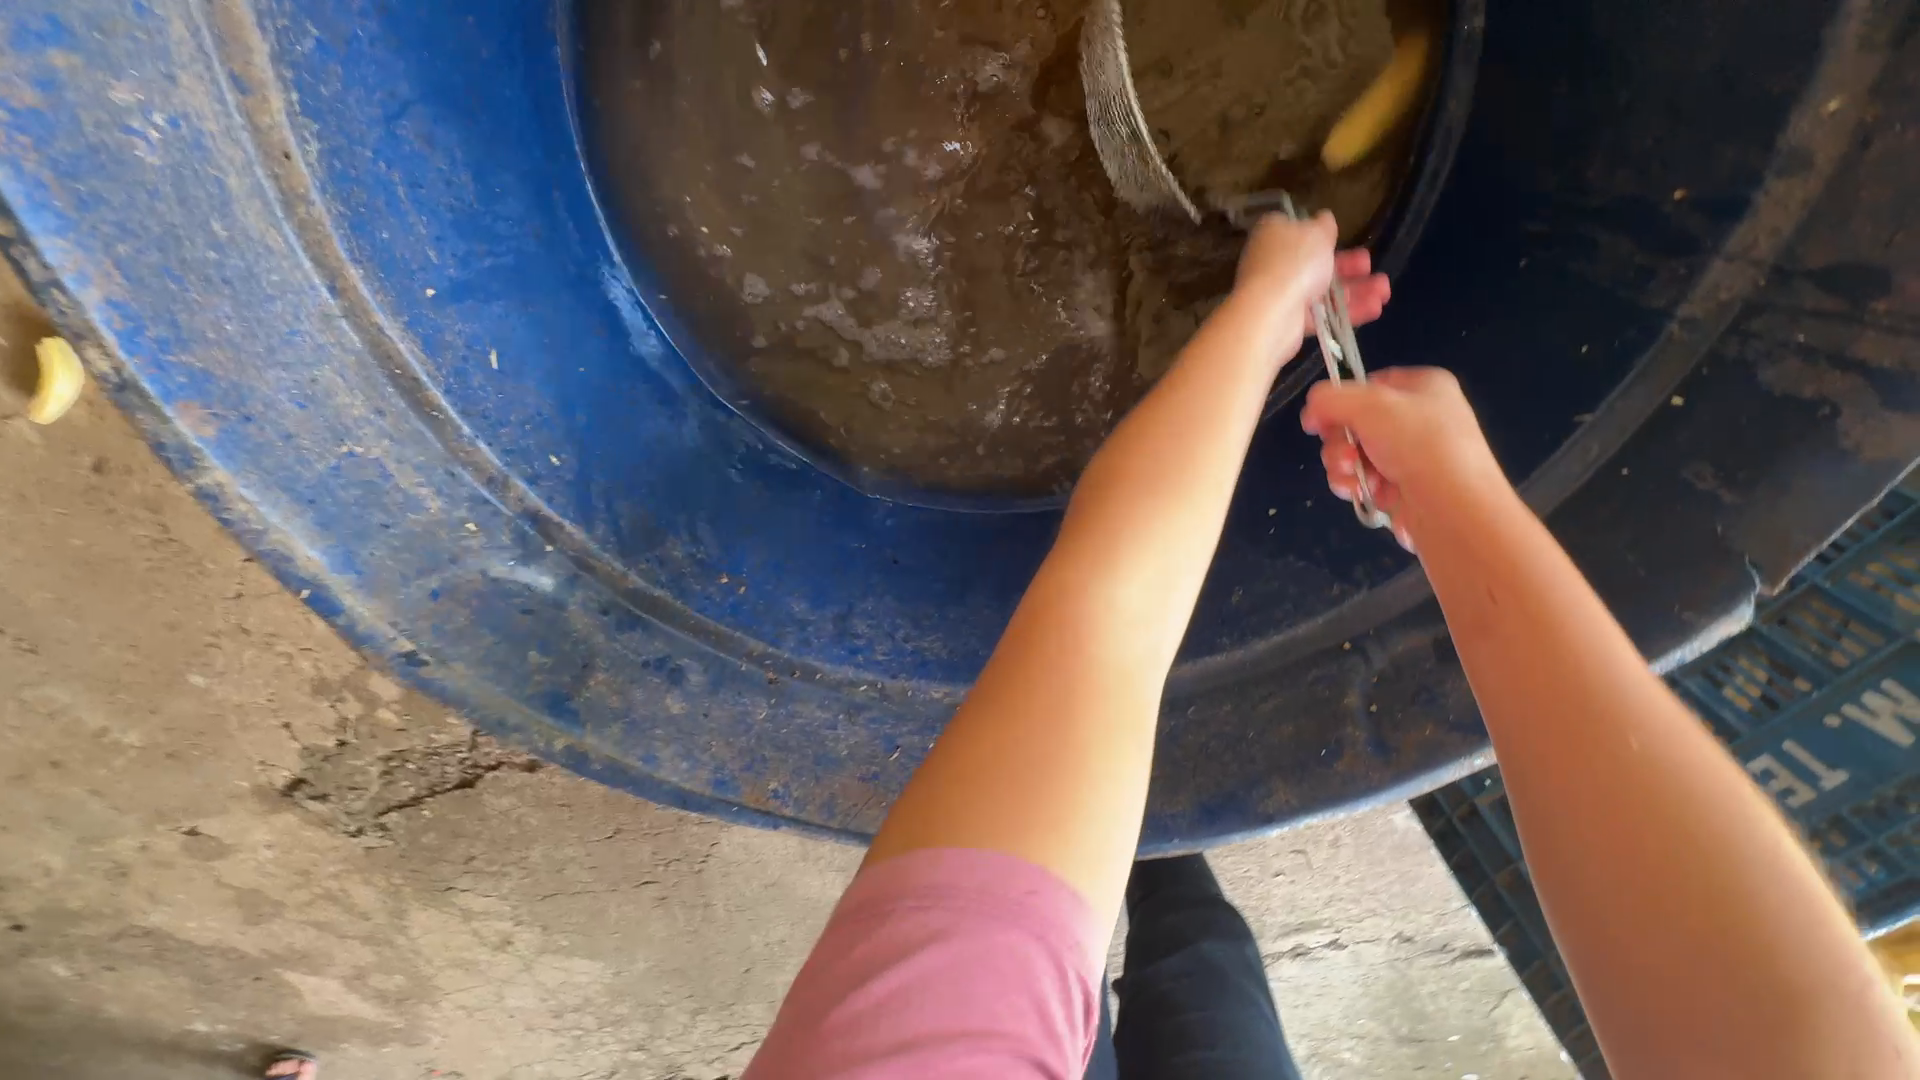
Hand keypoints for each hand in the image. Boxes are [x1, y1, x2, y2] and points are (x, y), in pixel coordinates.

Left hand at [1235, 211, 1392, 348]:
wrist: (1271, 312)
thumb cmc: (1294, 262)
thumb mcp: (1315, 232)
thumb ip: (1323, 225)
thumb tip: (1323, 217)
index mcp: (1273, 237)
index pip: (1293, 230)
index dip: (1316, 232)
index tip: (1337, 235)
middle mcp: (1274, 265)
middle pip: (1314, 263)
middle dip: (1347, 264)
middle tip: (1369, 264)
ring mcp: (1281, 294)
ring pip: (1322, 291)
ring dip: (1356, 290)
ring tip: (1384, 291)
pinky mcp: (1290, 321)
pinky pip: (1323, 314)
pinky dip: (1348, 312)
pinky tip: (1375, 308)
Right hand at [1299, 367, 1505, 549]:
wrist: (1451, 505)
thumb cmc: (1418, 443)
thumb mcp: (1369, 405)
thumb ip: (1330, 399)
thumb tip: (1311, 411)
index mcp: (1423, 388)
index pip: (1369, 385)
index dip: (1341, 402)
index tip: (1320, 420)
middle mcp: (1419, 419)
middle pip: (1355, 423)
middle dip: (1339, 442)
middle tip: (1345, 456)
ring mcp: (1411, 455)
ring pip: (1354, 454)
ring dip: (1343, 467)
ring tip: (1353, 480)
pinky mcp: (1402, 486)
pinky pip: (1363, 479)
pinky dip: (1355, 485)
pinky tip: (1361, 492)